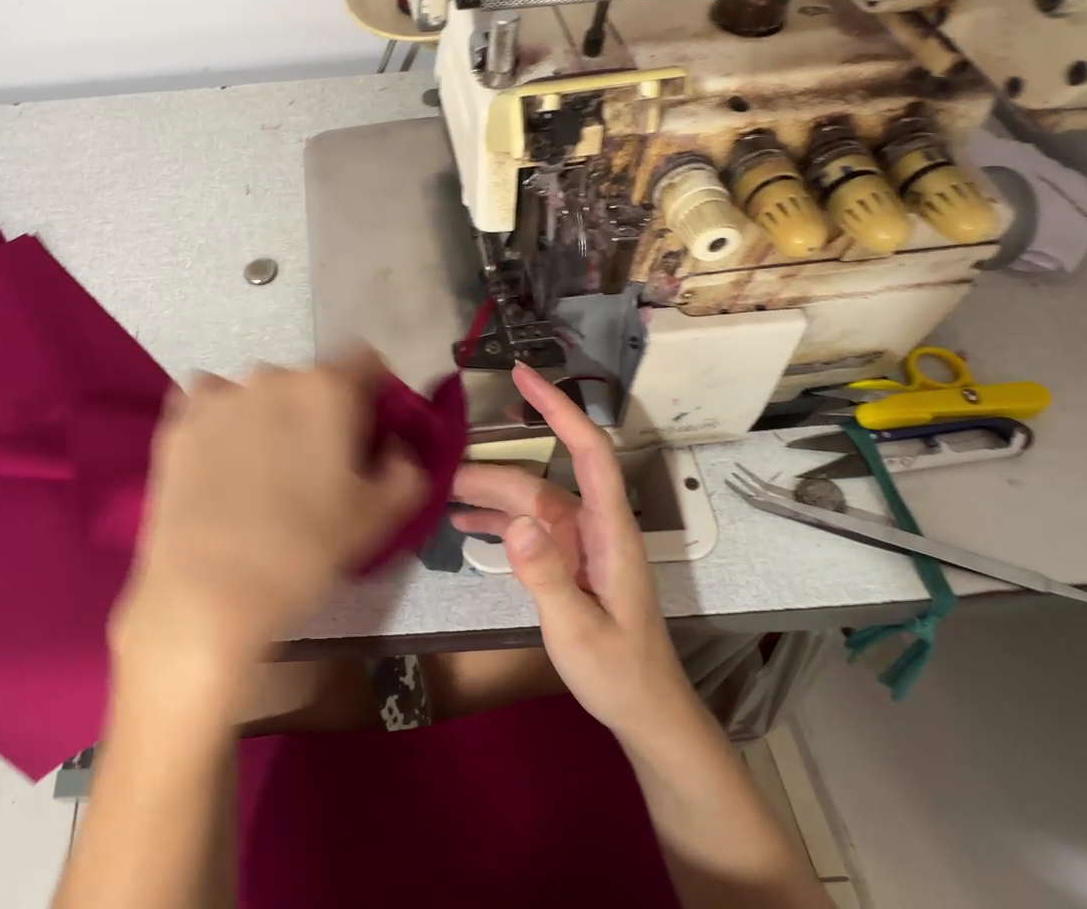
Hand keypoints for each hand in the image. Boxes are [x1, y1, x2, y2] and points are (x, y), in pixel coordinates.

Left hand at [112, 351, 428, 696]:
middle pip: (309, 380)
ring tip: (263, 472)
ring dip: (269, 416)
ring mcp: (218, 396)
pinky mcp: (177, 422)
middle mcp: (272, 377)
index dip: (373, 394)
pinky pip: (208, 403)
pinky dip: (220, 421)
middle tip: (317, 466)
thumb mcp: (379, 517)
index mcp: (327, 389)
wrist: (210, 591)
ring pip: (258, 392)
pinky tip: (220, 462)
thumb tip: (394, 450)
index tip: (368, 434)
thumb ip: (406, 471)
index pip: (365, 361)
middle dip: (319, 412)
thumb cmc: (305, 550)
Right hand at [450, 363, 689, 740]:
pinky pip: (528, 529)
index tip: (523, 376)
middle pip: (540, 482)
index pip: (589, 452)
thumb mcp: (578, 629)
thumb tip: (514, 522)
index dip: (559, 409)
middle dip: (493, 472)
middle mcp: (595, 527)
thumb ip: (547, 576)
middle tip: (441, 474)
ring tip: (442, 494)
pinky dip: (498, 521)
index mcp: (609, 532)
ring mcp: (580, 544)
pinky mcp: (568, 562)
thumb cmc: (618, 672)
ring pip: (529, 503)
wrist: (644, 710)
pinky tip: (464, 521)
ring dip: (489, 495)